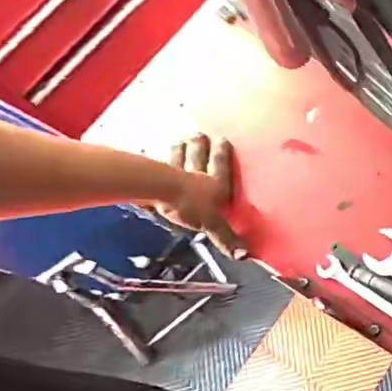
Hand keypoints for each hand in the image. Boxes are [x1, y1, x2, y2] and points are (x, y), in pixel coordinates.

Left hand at [157, 133, 245, 256]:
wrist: (160, 192)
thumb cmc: (191, 206)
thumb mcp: (213, 225)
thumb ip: (227, 238)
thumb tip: (246, 256)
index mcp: (215, 184)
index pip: (220, 166)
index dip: (222, 154)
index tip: (223, 139)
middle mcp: (196, 175)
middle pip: (197, 157)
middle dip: (199, 146)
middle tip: (199, 134)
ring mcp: (173, 173)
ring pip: (177, 158)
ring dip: (178, 149)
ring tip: (179, 140)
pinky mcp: (153, 177)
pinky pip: (154, 166)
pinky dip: (151, 160)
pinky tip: (145, 155)